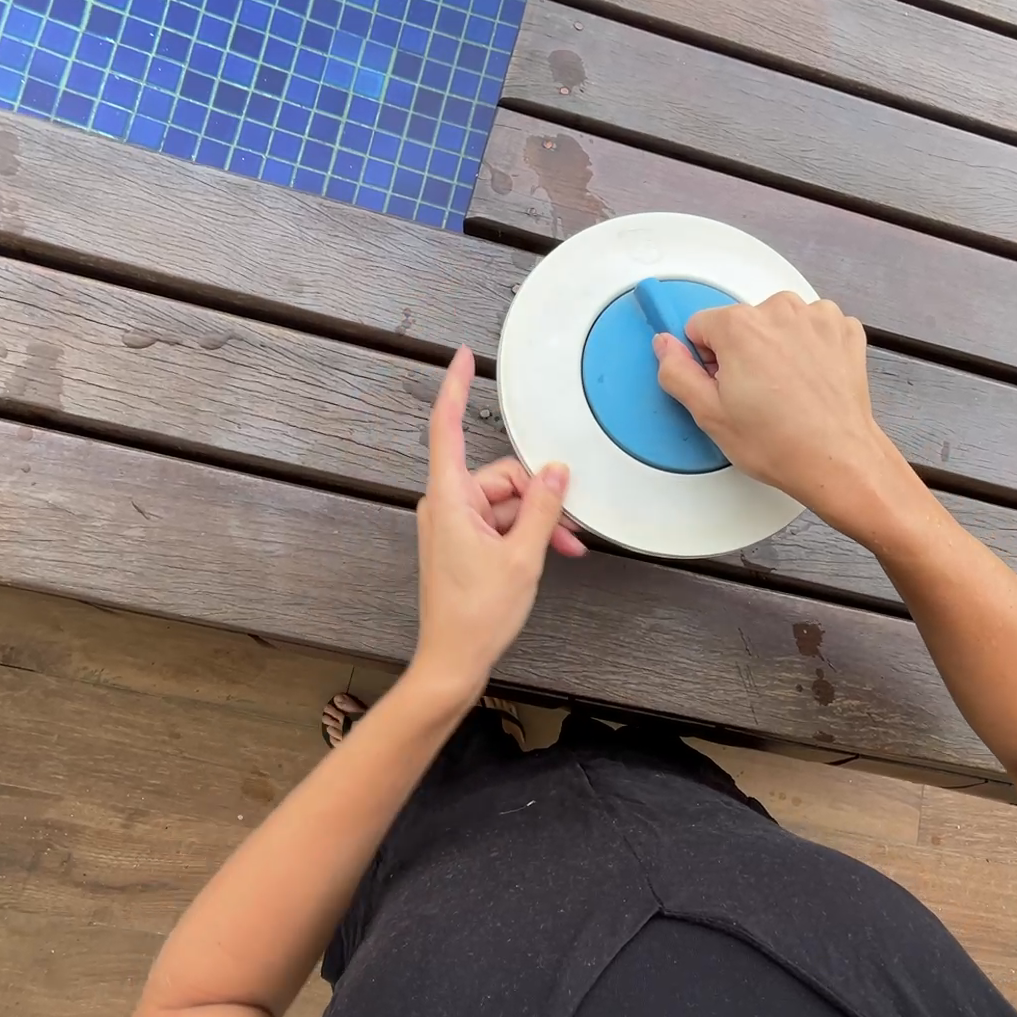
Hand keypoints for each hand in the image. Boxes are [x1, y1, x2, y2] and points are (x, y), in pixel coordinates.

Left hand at [411, 347, 585, 698]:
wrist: (454, 659)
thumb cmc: (476, 614)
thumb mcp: (523, 557)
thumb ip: (543, 508)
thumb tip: (556, 471)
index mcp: (450, 499)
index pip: (448, 428)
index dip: (457, 388)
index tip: (465, 357)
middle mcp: (447, 505)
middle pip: (500, 475)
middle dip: (538, 496)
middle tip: (569, 527)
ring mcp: (454, 525)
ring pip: (506, 502)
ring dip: (538, 520)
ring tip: (565, 547)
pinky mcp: (463, 542)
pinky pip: (500, 522)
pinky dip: (526, 533)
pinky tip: (551, 552)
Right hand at [653, 292, 907, 531]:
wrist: (837, 459)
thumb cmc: (779, 442)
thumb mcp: (709, 414)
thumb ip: (677, 371)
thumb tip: (664, 345)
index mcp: (739, 326)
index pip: (700, 325)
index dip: (706, 359)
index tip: (723, 385)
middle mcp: (779, 310)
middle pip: (741, 322)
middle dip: (741, 352)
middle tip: (754, 396)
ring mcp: (817, 317)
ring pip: (777, 324)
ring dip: (776, 348)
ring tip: (784, 391)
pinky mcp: (844, 330)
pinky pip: (813, 329)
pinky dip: (809, 349)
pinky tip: (808, 382)